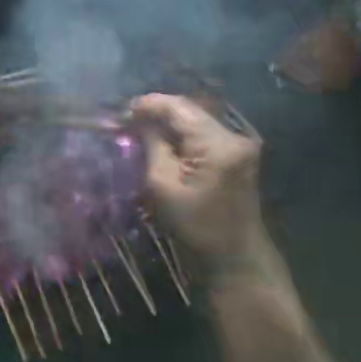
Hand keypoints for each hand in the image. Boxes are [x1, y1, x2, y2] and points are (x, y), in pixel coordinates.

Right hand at [131, 93, 265, 267]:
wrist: (235, 258)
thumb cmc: (195, 226)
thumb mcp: (162, 185)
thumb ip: (152, 145)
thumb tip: (138, 119)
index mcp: (218, 144)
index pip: (179, 108)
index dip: (148, 104)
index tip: (122, 111)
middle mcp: (234, 137)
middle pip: (189, 111)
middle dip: (157, 111)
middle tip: (127, 120)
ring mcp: (239, 146)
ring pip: (195, 120)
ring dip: (168, 122)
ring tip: (139, 128)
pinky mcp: (237, 156)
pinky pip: (203, 134)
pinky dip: (180, 133)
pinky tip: (161, 141)